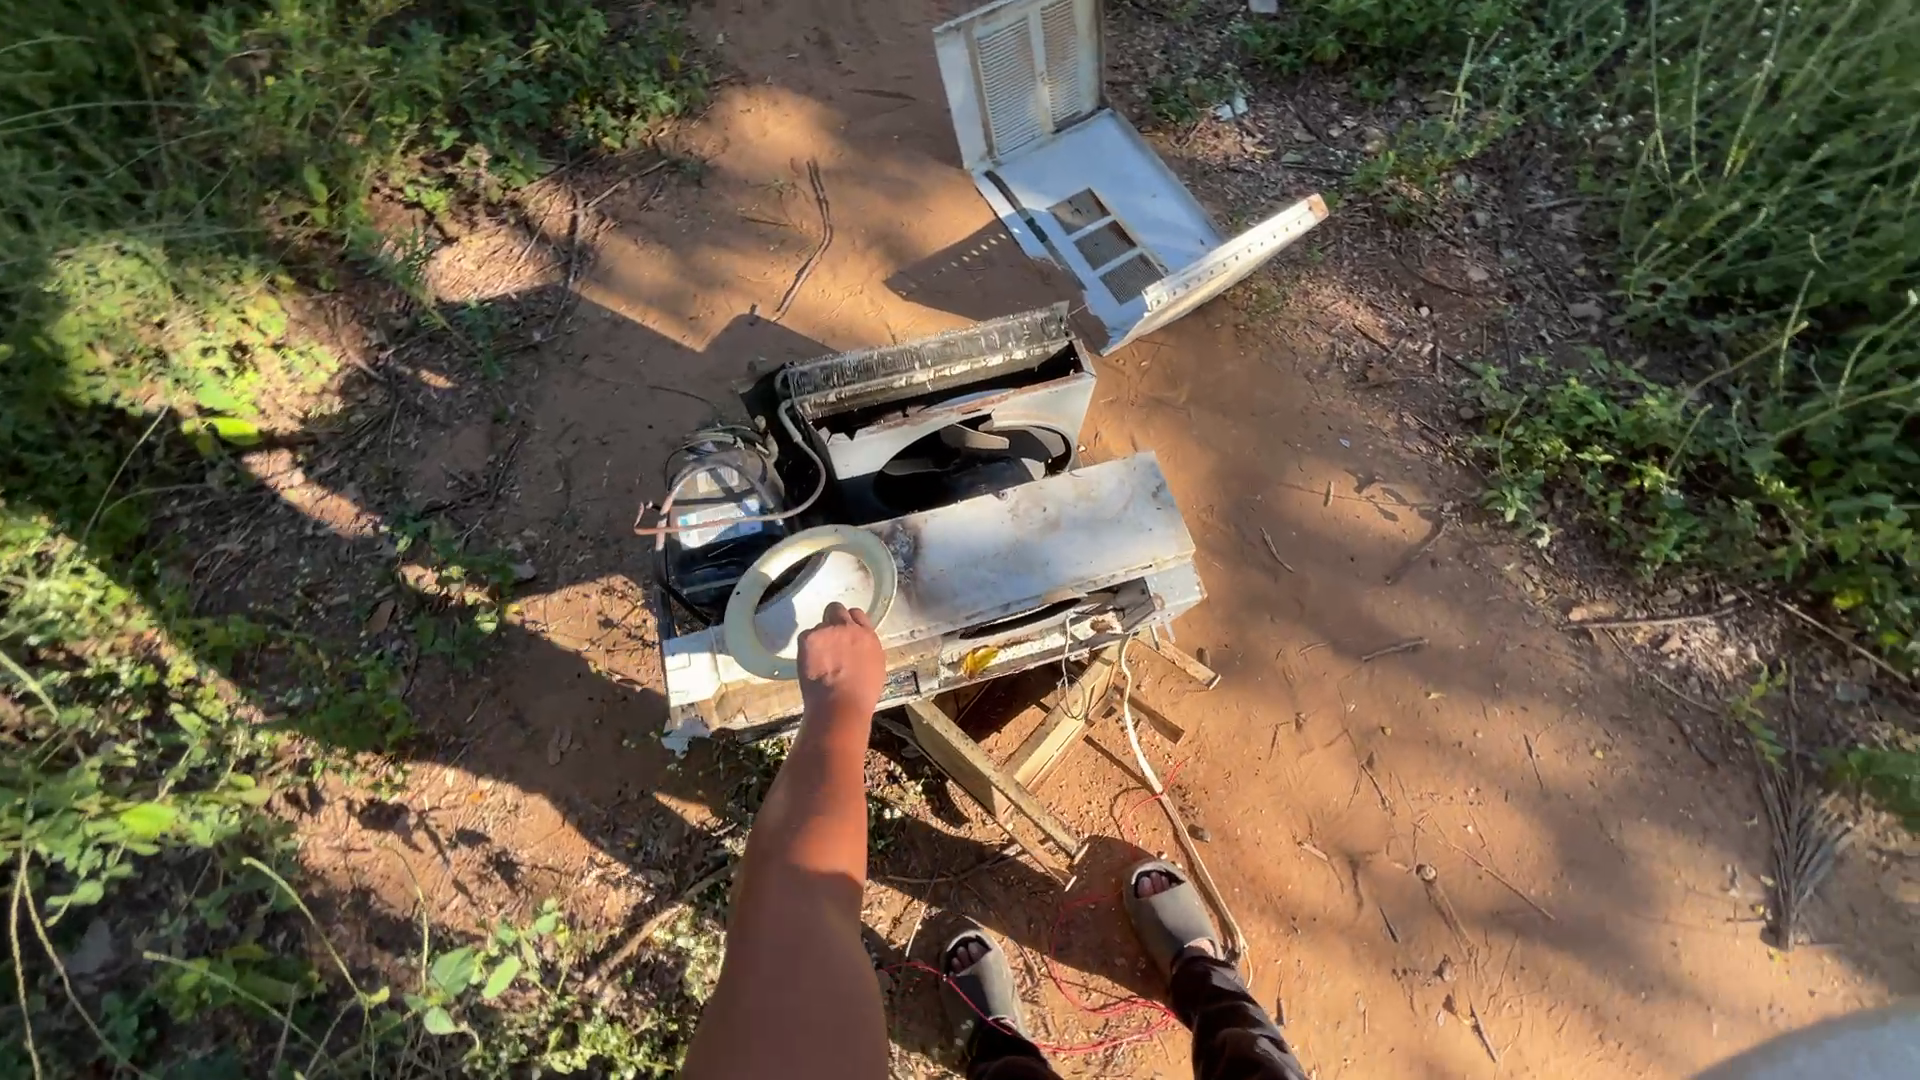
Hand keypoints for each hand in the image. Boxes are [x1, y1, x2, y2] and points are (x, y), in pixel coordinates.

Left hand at [796, 602, 884, 716]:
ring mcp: (827, 631)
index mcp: (867, 635)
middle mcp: (848, 627)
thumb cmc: (861, 694)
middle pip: (836, 609)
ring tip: (819, 660)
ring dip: (819, 638)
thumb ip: (865, 648)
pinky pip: (805, 636)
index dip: (849, 622)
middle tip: (827, 638)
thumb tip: (856, 644)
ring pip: (819, 626)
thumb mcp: (875, 666)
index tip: (844, 632)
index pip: (857, 614)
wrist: (841, 705)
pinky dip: (806, 648)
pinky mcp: (809, 638)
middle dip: (831, 619)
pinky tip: (810, 663)